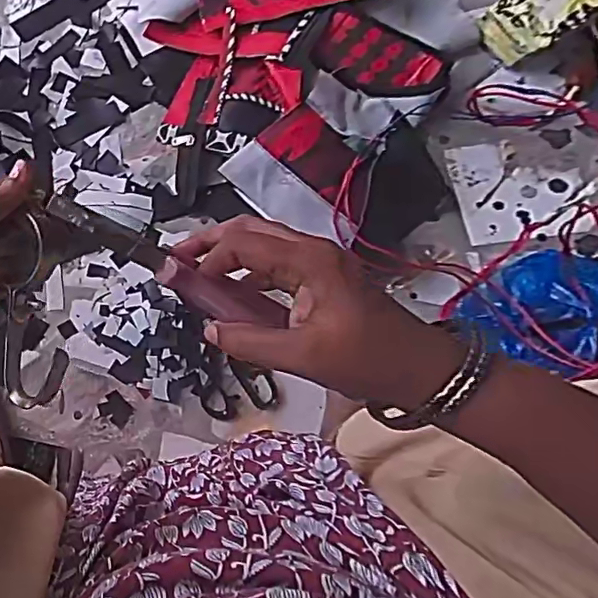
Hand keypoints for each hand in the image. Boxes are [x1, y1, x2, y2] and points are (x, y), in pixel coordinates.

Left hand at [0, 161, 34, 319]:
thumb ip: (0, 195)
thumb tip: (24, 168)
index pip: (10, 188)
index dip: (26, 196)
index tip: (34, 206)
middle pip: (21, 218)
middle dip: (21, 230)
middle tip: (5, 239)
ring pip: (22, 243)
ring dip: (14, 254)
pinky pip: (18, 267)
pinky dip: (14, 272)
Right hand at [173, 215, 463, 407]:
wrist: (421, 369)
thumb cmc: (370, 360)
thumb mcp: (300, 356)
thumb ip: (247, 342)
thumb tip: (210, 329)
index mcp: (309, 261)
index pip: (241, 243)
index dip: (206, 261)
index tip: (184, 282)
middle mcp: (313, 251)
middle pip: (247, 228)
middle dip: (206, 242)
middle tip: (175, 260)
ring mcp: (318, 260)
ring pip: (259, 239)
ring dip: (223, 252)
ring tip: (193, 271)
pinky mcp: (320, 274)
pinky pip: (271, 259)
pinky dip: (242, 268)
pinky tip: (228, 290)